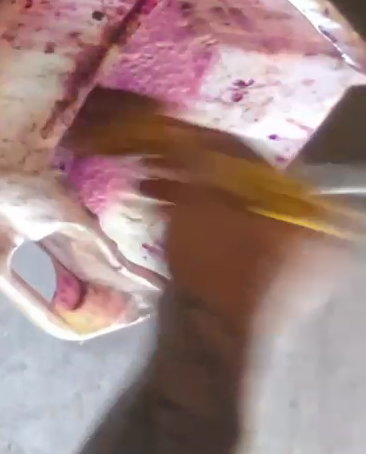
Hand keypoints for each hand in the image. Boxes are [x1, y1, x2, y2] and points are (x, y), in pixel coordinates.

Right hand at [72, 90, 351, 335]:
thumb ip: (194, 161)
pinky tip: (153, 201)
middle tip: (144, 153)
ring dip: (180, 182)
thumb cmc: (216, 263)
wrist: (211, 327)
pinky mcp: (255, 259)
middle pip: (239, 176)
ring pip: (227, 196)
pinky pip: (222, 217)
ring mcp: (285, 247)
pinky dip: (188, 205)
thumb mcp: (201, 202)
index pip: (250, 157)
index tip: (156, 127)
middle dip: (185, 162)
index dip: (198, 138)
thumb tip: (175, 127)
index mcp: (312, 211)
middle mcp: (312, 227)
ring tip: (141, 179)